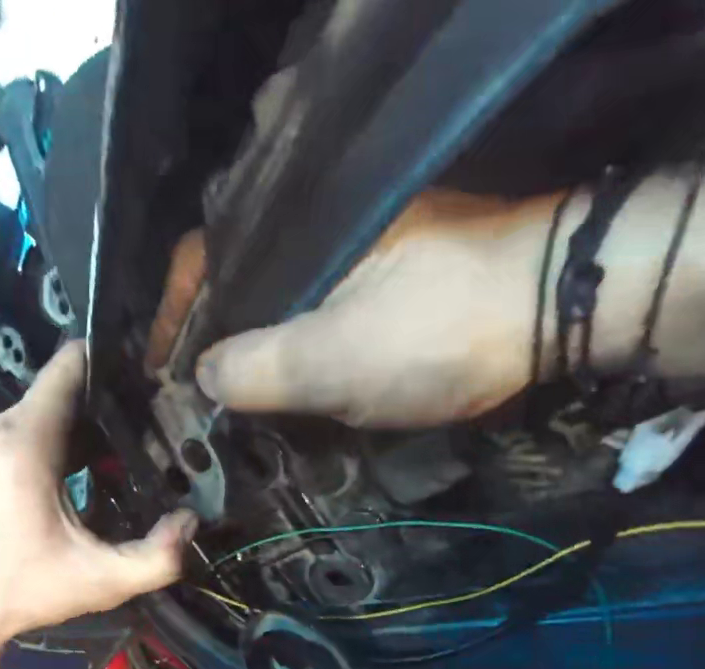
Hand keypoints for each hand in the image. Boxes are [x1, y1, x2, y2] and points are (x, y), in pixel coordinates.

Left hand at [0, 342, 196, 663]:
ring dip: (83, 427)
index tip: (148, 370)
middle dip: (105, 405)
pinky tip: (86, 469)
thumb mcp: (103, 580)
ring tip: (126, 448)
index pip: (67, 369)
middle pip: (61, 393)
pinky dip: (57, 441)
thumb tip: (192, 519)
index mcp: (21, 444)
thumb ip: (159, 555)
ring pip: (44, 412)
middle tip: (151, 424)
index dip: (109, 361)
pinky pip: (24, 429)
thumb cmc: (26, 593)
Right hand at [149, 190, 562, 427]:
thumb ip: (253, 371)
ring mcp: (356, 252)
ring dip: (257, 345)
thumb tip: (202, 378)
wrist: (548, 309)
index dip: (169, 319)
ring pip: (281, 300)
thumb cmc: (431, 331)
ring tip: (239, 400)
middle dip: (211, 338)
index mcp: (287, 232)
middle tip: (196, 395)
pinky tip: (299, 382)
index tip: (156, 372)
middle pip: (237, 281)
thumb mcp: (328, 361)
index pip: (198, 262)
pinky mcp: (390, 276)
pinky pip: (324, 310)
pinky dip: (302, 345)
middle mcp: (315, 232)